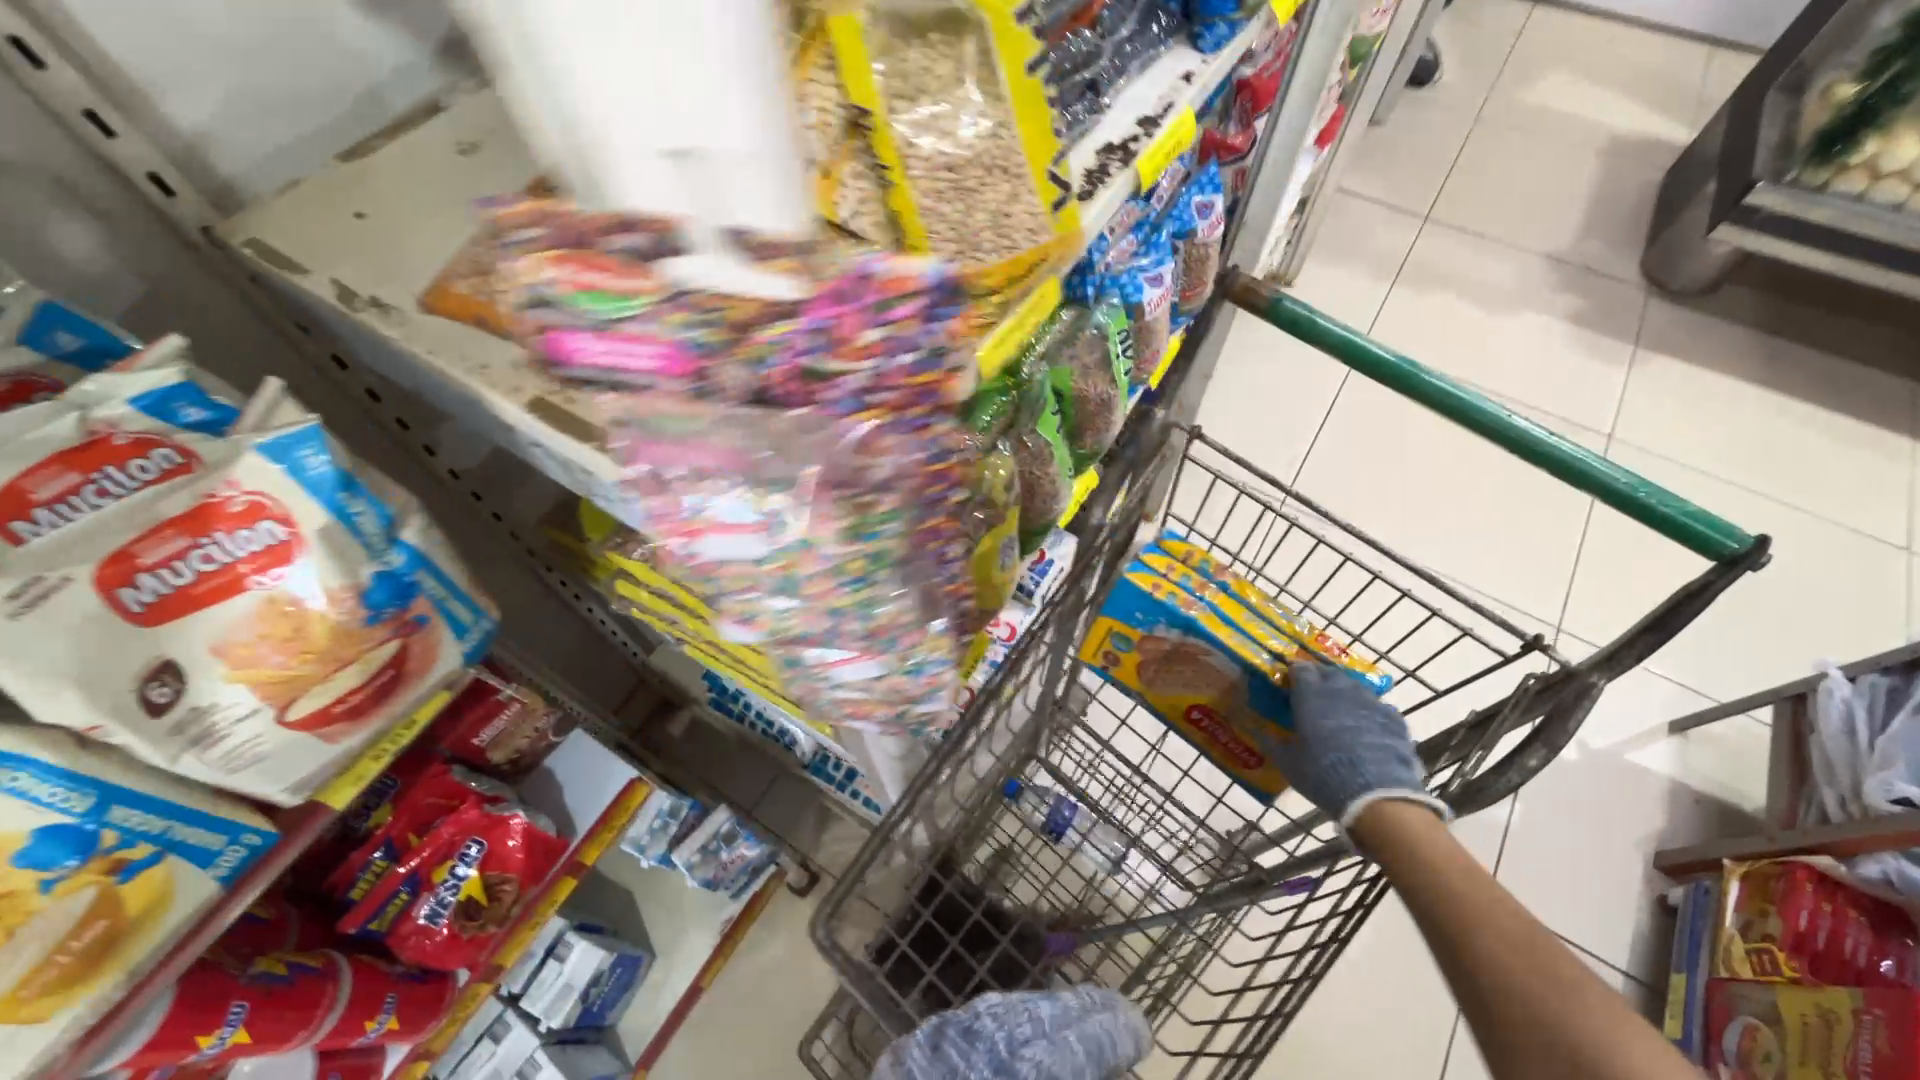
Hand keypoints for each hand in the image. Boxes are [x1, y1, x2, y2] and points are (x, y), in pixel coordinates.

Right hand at [1275, 661, 1449, 831]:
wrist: (1376, 794)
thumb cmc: (1322, 773)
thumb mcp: (1288, 762)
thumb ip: (1271, 742)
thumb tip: (1256, 730)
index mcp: (1310, 694)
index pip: (1300, 669)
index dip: (1294, 673)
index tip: (1288, 683)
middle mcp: (1340, 690)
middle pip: (1329, 672)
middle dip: (1319, 678)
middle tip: (1312, 694)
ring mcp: (1371, 701)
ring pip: (1355, 686)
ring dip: (1344, 692)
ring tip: (1340, 709)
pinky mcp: (1394, 718)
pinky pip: (1378, 706)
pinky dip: (1368, 711)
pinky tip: (1367, 728)